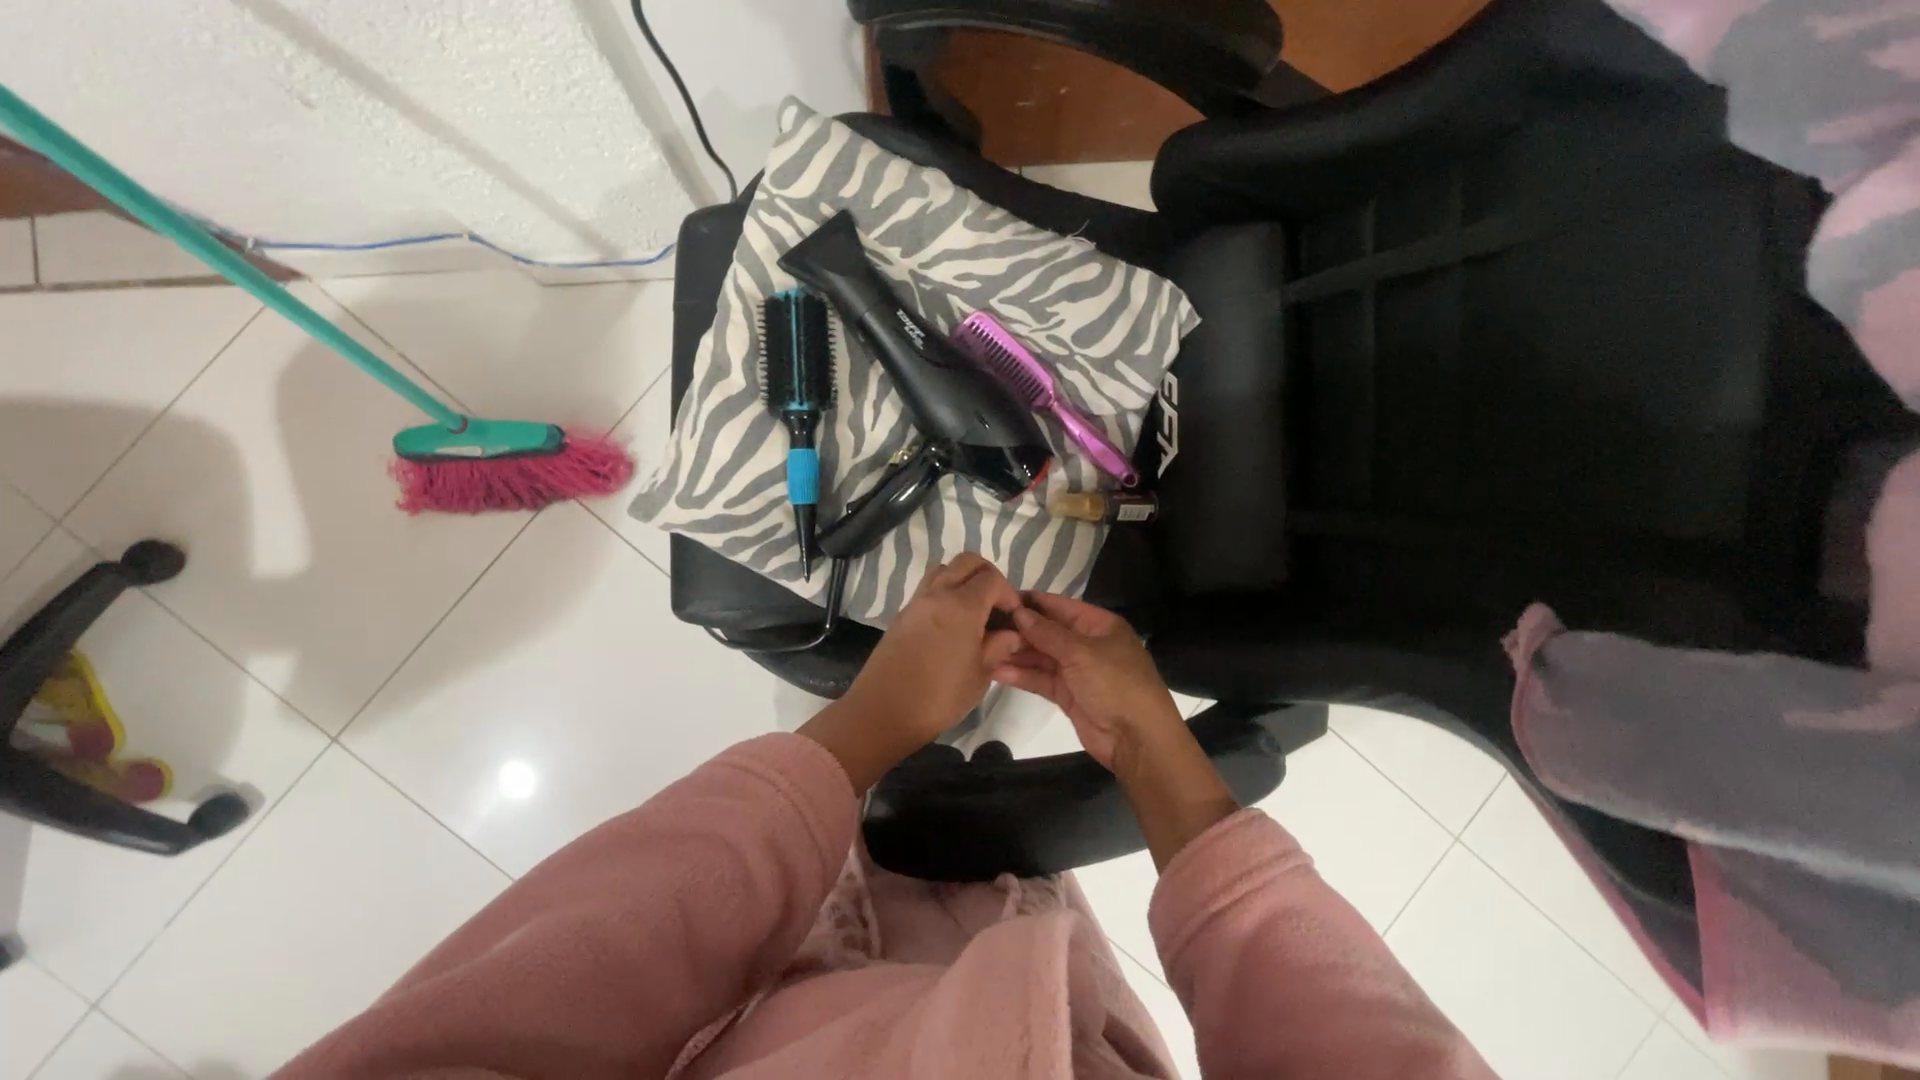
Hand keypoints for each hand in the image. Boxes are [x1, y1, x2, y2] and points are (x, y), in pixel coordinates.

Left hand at [800, 554, 1023, 788]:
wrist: (884, 711)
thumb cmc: (939, 697)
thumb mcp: (980, 675)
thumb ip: (998, 647)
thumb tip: (1011, 633)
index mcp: (962, 606)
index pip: (992, 578)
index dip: (1008, 593)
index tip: (1013, 617)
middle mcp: (938, 594)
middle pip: (967, 562)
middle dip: (987, 576)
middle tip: (995, 606)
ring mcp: (916, 602)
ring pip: (944, 569)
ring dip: (963, 580)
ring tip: (972, 611)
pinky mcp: (902, 615)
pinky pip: (928, 588)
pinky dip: (944, 593)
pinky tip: (951, 624)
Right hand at [989, 592, 1185, 776]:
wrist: (1137, 738)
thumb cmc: (1115, 683)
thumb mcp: (1081, 652)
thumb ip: (1047, 633)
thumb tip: (1019, 612)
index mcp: (1099, 626)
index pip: (1061, 607)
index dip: (1033, 602)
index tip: (1000, 597)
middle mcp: (1087, 644)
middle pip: (1048, 632)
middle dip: (1020, 630)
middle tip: (984, 625)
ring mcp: (1077, 671)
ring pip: (1041, 657)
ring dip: (1016, 654)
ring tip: (984, 647)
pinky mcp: (1067, 695)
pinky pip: (1040, 679)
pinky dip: (1021, 675)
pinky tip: (995, 671)